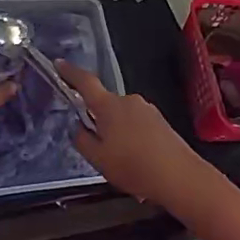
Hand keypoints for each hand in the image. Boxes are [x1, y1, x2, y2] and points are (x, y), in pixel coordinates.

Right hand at [57, 60, 214, 206]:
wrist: (180, 176)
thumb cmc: (134, 166)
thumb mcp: (98, 159)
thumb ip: (82, 139)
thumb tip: (78, 126)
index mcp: (109, 106)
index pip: (86, 83)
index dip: (70, 73)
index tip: (59, 63)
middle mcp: (129, 101)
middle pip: (105, 105)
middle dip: (99, 122)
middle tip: (99, 150)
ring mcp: (148, 109)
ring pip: (122, 118)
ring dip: (117, 134)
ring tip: (121, 164)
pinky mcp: (160, 121)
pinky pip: (137, 126)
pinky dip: (132, 140)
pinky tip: (137, 163)